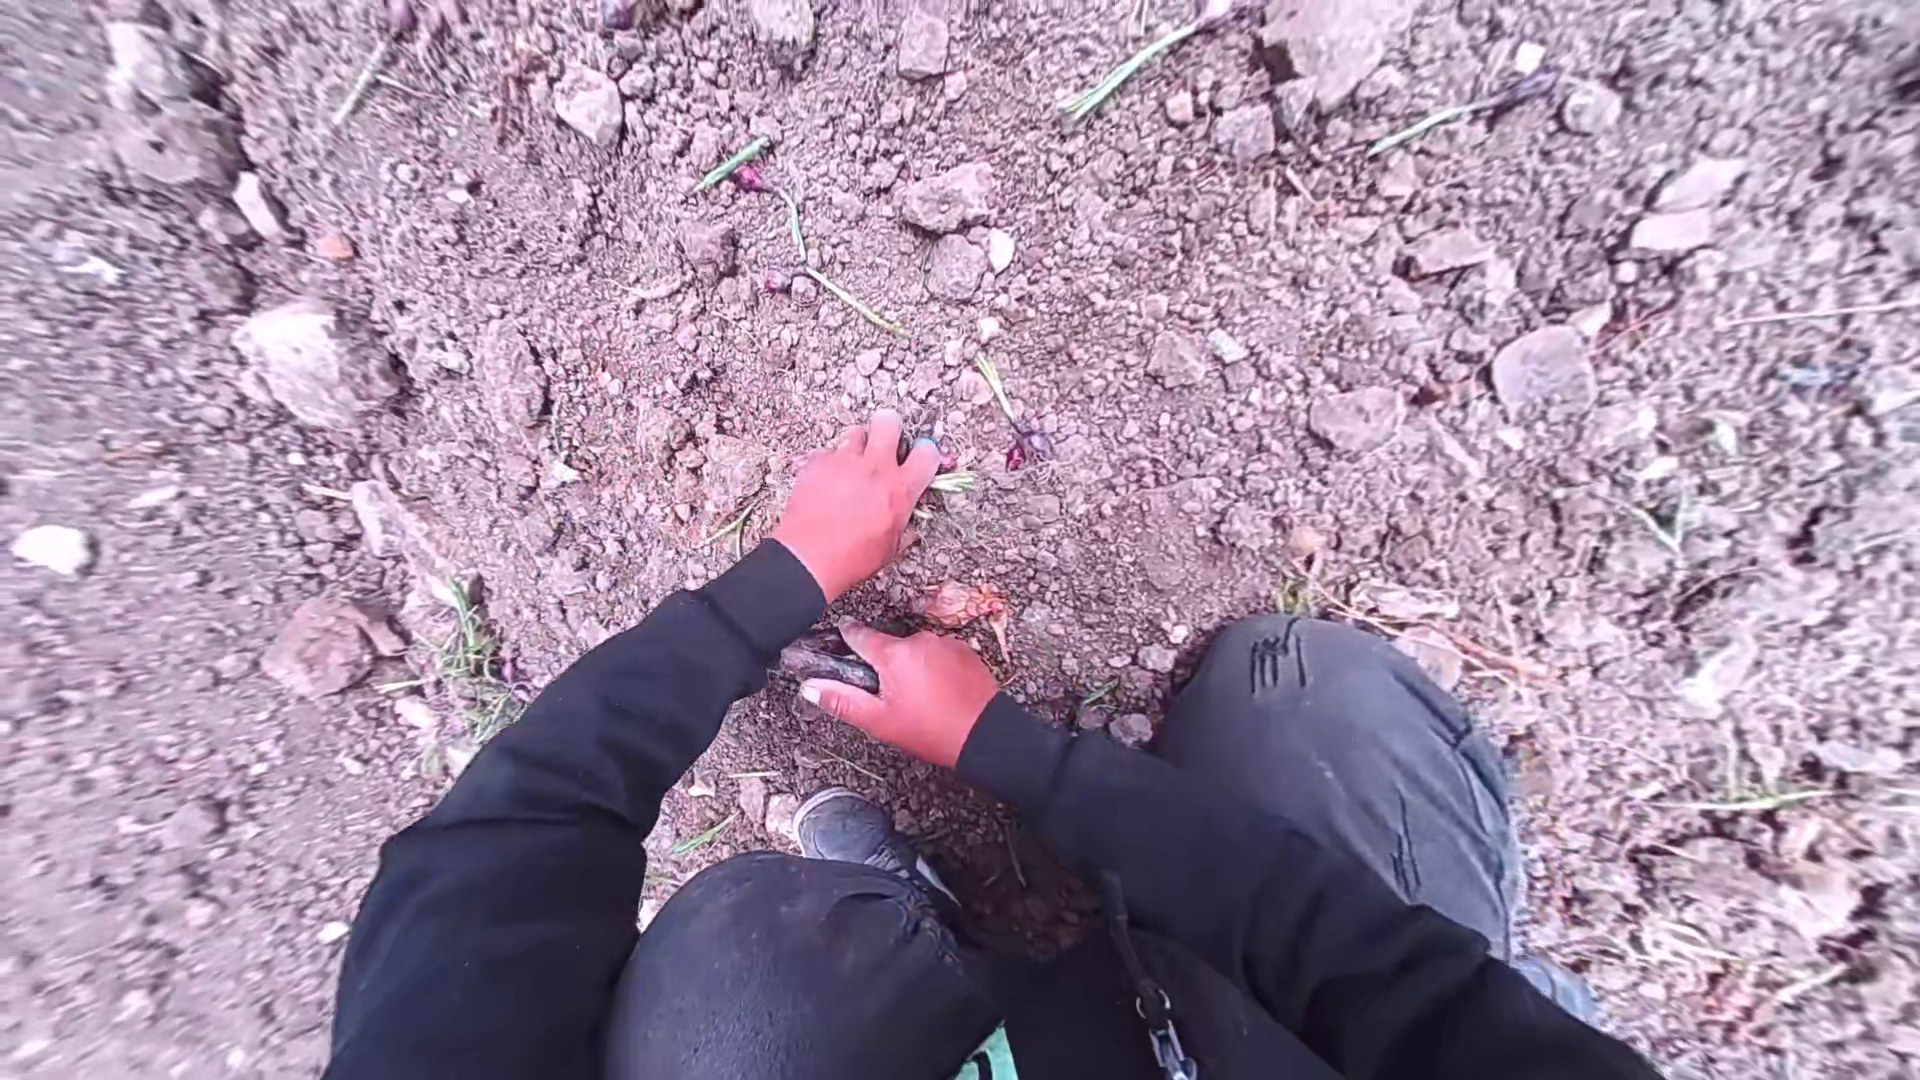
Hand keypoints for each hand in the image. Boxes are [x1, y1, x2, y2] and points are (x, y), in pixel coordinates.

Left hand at [771, 409, 937, 601]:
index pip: (927, 453)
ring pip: (856, 432)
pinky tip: (827, 481)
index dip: (926, 452)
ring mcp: (845, 462)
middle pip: (889, 422)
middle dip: (889, 428)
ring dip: (859, 445)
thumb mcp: (891, 545)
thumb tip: (902, 515)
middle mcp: (875, 468)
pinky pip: (828, 452)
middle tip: (885, 443)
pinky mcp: (818, 463)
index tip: (920, 456)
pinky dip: (830, 463)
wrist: (809, 558)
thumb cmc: (851, 558)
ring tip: (854, 465)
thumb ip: (900, 519)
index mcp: (900, 489)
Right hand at [801, 625, 997, 767]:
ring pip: (916, 651)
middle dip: (886, 665)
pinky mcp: (964, 650)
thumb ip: (842, 701)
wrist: (983, 733)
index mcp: (894, 654)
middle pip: (890, 647)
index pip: (859, 634)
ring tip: (920, 699)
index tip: (840, 636)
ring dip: (912, 667)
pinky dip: (934, 668)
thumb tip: (810, 687)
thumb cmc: (931, 730)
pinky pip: (939, 654)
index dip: (847, 637)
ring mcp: (944, 643)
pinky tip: (939, 692)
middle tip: (891, 695)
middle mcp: (920, 640)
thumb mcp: (879, 721)